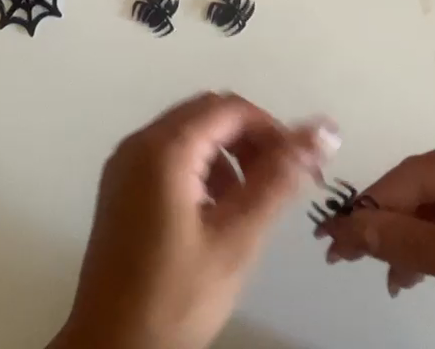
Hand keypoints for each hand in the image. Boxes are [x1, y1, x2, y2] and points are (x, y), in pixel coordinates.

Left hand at [49, 93, 331, 348]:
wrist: (112, 344)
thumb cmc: (177, 295)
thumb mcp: (237, 239)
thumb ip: (279, 179)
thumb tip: (321, 131)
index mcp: (164, 149)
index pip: (230, 109)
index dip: (273, 129)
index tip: (303, 167)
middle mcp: (138, 143)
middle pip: (206, 113)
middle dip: (250, 139)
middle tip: (281, 182)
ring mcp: (123, 163)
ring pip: (186, 132)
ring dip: (226, 153)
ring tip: (251, 202)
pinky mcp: (119, 185)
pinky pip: (166, 155)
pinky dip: (199, 167)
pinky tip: (215, 211)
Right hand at [317, 136, 434, 348]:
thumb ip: (414, 243)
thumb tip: (348, 227)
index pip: (417, 174)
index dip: (370, 204)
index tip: (331, 236)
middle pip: (428, 188)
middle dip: (387, 222)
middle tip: (344, 256)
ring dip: (411, 240)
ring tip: (380, 274)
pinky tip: (415, 274)